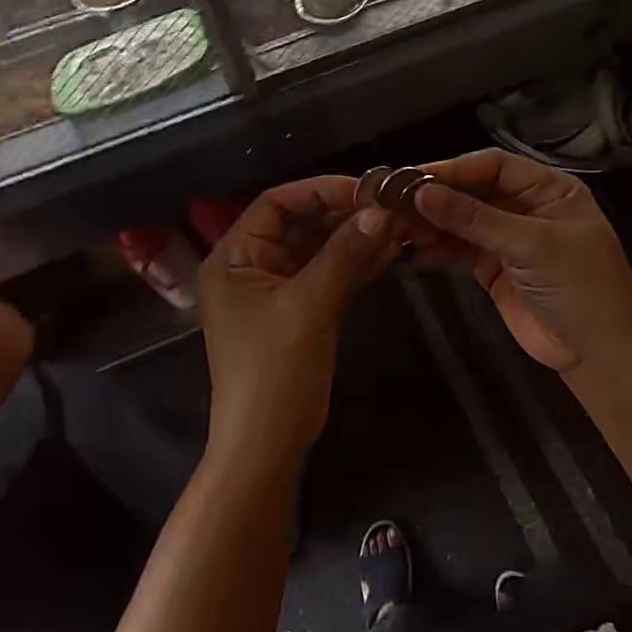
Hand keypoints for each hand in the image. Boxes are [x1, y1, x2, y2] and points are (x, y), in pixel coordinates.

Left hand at [199, 176, 395, 459]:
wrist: (267, 441)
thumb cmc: (274, 370)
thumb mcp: (308, 307)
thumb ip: (342, 256)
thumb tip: (379, 211)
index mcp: (235, 256)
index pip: (275, 204)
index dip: (320, 191)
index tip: (367, 190)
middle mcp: (251, 265)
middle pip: (299, 224)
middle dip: (343, 215)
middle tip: (389, 208)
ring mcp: (276, 289)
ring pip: (317, 250)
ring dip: (353, 240)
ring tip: (396, 229)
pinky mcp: (299, 310)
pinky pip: (326, 276)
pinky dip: (353, 266)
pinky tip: (387, 255)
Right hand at [411, 149, 631, 370]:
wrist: (597, 353)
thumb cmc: (580, 287)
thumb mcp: (531, 245)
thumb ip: (474, 218)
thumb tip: (421, 193)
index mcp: (547, 189)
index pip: (494, 166)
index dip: (454, 169)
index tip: (413, 179)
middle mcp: (524, 207)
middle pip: (471, 191)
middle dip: (434, 198)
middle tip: (392, 202)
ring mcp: (505, 239)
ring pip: (458, 221)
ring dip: (428, 224)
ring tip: (392, 228)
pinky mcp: (489, 267)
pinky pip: (455, 250)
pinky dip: (433, 250)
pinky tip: (407, 250)